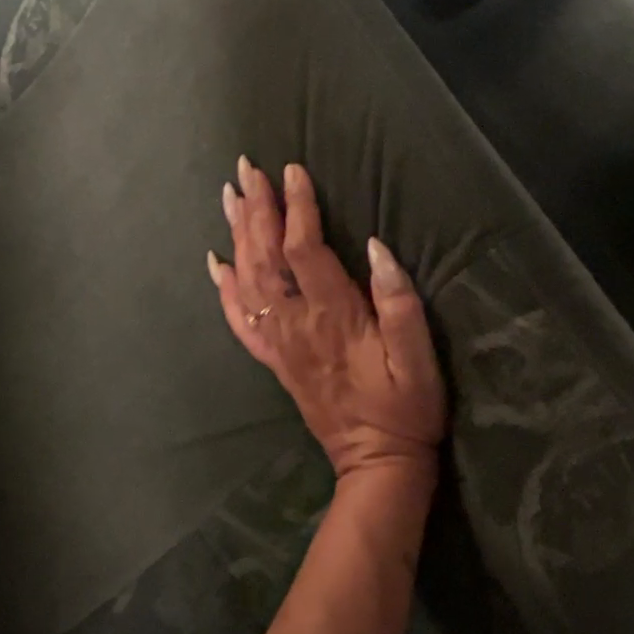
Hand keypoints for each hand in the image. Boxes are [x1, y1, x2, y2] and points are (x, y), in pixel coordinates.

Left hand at [208, 157, 446, 479]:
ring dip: (238, 235)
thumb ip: (398, 300)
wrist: (377, 463)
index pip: (306, 249)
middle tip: (246, 169)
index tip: (292, 170)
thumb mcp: (417, 355)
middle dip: (257, 209)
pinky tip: (216, 263)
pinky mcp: (275, 361)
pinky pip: (240, 320)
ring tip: (230, 196)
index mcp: (333, 316)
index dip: (298, 207)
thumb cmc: (406, 406)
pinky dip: (224, 288)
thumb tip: (376, 247)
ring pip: (248, 280)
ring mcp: (280, 344)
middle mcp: (296, 324)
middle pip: (267, 257)